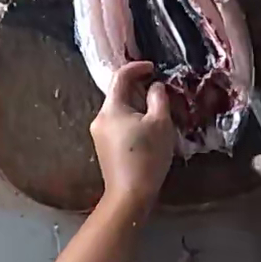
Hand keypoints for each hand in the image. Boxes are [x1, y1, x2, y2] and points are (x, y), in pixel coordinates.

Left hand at [90, 61, 175, 212]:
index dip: (137, 67)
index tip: (154, 67)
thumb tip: (155, 86)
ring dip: (138, 106)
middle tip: (161, 92)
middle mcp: (100, 117)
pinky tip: (147, 131)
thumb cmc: (147, 156)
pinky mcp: (103, 147)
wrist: (129, 194)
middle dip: (140, 89)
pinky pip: (118, 124)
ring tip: (158, 113)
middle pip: (119, 94)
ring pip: (120, 110)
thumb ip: (158, 98)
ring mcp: (99, 133)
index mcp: (111, 108)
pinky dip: (132, 120)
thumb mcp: (160, 123)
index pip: (120, 76)